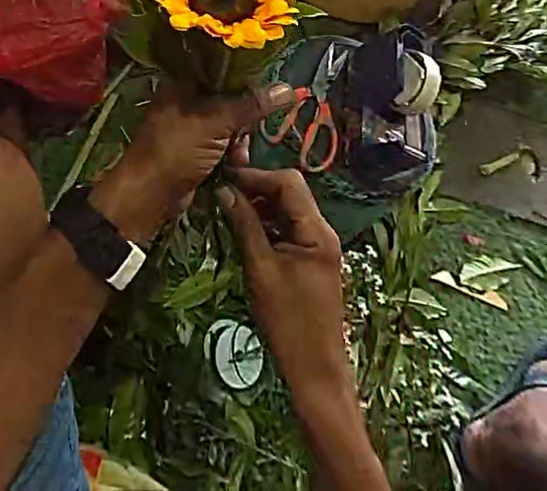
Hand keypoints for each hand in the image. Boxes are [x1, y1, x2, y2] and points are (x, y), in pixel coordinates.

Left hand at [91, 83, 293, 242]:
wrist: (150, 194)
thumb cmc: (176, 149)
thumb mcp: (215, 121)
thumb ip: (251, 104)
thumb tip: (287, 88)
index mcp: (183, 81)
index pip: (222, 69)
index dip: (245, 79)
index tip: (267, 92)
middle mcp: (187, 98)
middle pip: (230, 98)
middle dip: (243, 119)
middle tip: (244, 133)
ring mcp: (191, 125)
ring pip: (230, 123)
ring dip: (239, 140)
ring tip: (237, 155)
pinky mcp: (196, 148)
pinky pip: (223, 143)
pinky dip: (231, 153)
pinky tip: (234, 165)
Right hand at [216, 167, 350, 398]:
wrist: (314, 369)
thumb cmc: (288, 320)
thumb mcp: (260, 268)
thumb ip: (244, 224)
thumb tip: (224, 190)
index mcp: (317, 231)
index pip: (289, 182)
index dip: (257, 177)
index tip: (227, 180)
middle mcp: (322, 232)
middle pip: (290, 192)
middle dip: (257, 189)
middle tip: (225, 195)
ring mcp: (318, 245)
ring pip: (287, 209)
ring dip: (260, 206)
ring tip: (230, 212)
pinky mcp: (311, 259)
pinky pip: (288, 228)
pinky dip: (267, 224)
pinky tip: (245, 231)